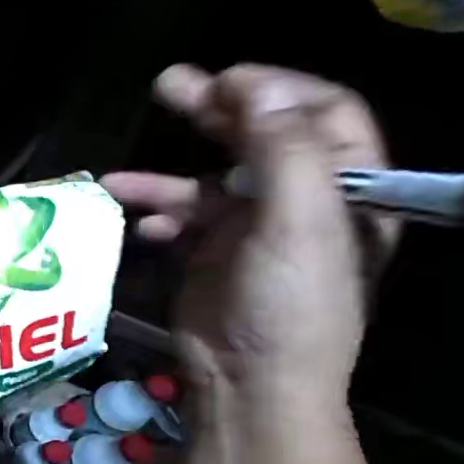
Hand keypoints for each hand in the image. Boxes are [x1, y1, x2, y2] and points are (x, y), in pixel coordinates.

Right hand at [101, 64, 391, 401]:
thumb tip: (249, 86)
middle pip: (260, 137)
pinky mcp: (211, 255)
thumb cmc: (289, 304)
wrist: (251, 382)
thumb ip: (281, 150)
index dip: (274, 90)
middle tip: (167, 85)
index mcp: (347, 186)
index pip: (321, 114)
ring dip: (164, 177)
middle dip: (213, 111)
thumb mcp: (298, 223)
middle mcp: (301, 199)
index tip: (222, 81)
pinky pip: (181, 221)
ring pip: (209, 181)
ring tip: (116, 175)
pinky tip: (136, 225)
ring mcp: (251, 228)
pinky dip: (157, 217)